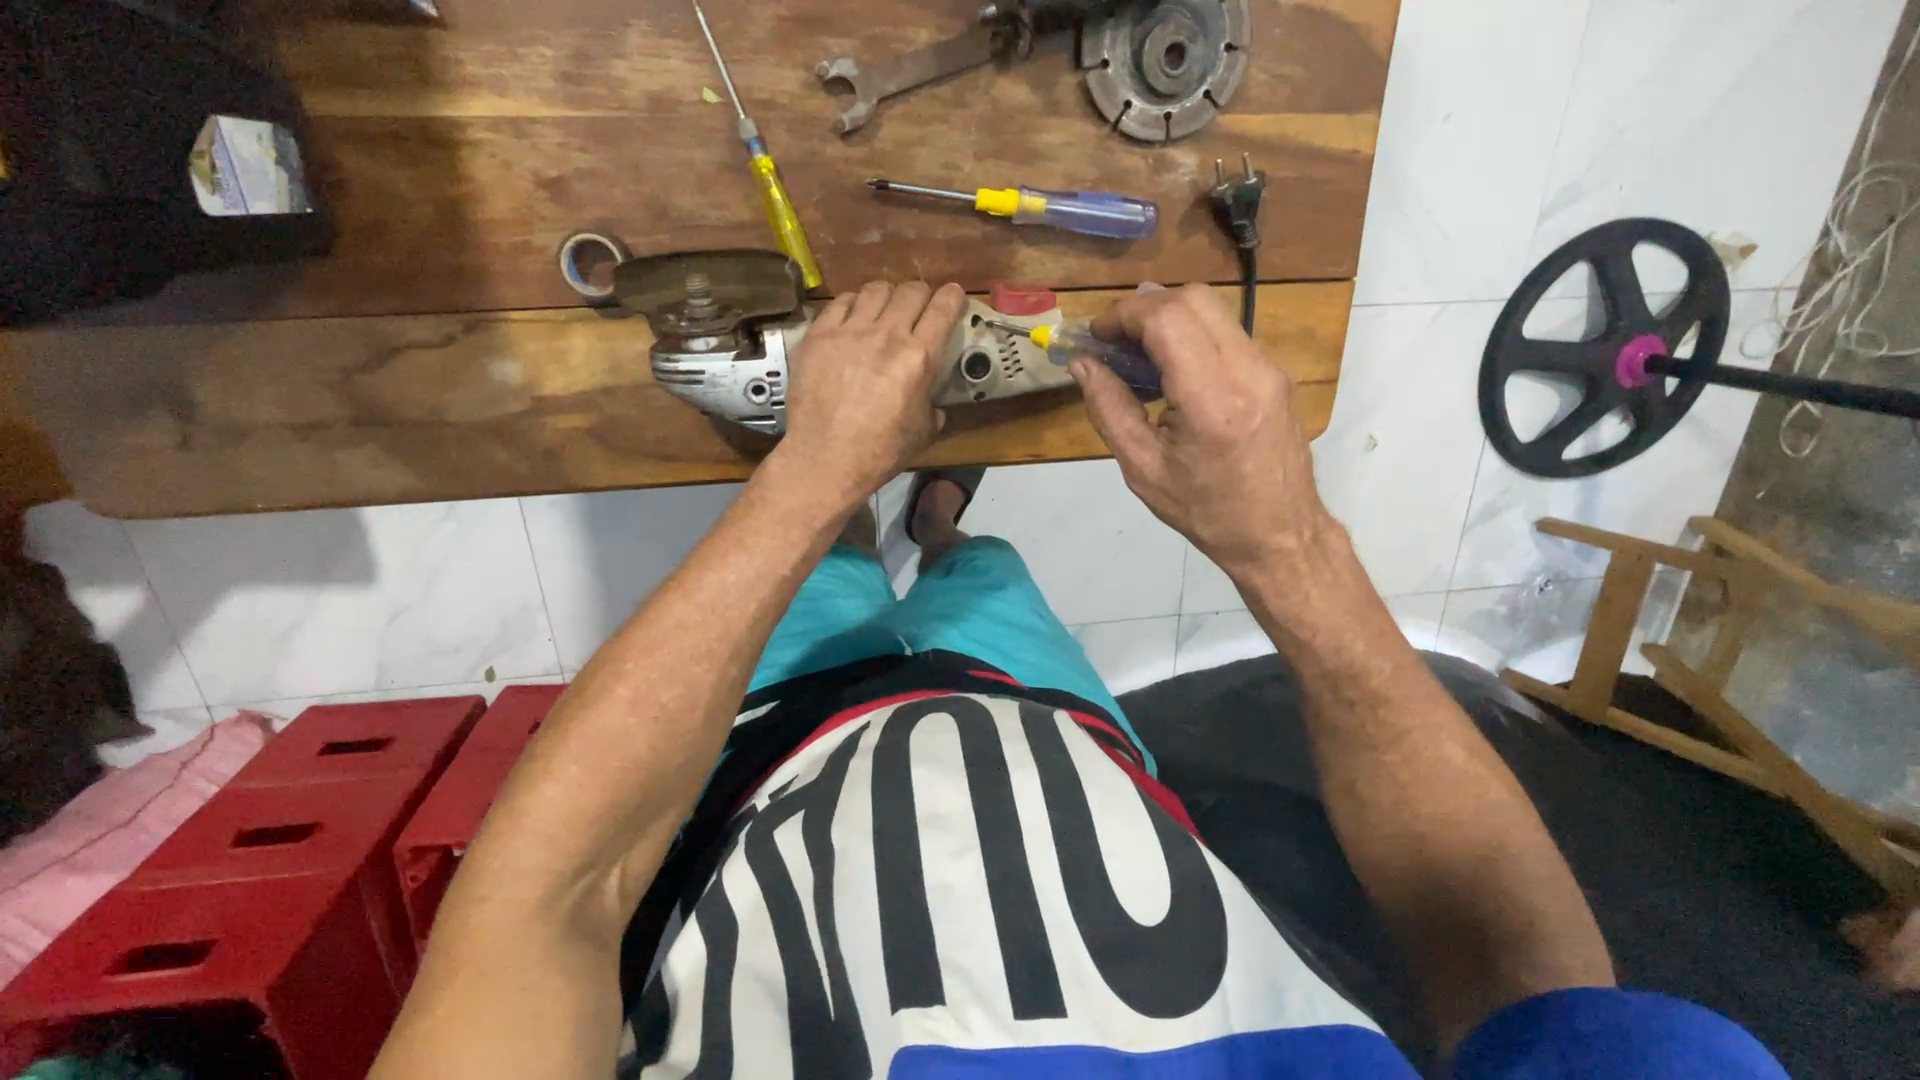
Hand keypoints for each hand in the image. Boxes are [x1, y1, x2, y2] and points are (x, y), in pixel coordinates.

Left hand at [778, 280, 966, 504]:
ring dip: (887, 296)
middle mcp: (887, 335)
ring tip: (884, 309)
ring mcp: (849, 332)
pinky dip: (853, 304)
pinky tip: (853, 318)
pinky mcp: (819, 336)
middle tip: (918, 307)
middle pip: (911, 291)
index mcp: (919, 358)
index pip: (943, 308)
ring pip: (876, 290)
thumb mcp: (923, 433)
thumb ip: (932, 408)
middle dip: (921, 294)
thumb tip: (933, 404)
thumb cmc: (880, 452)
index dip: (953, 297)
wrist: (825, 459)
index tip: (953, 297)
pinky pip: (840, 302)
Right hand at [1070, 283, 1338, 577]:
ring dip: (1167, 319)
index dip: (1123, 316)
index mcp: (1213, 402)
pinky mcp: (1275, 372)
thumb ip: (1109, 409)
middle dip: (1143, 308)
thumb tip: (1082, 363)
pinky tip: (1170, 371)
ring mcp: (1268, 368)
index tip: (1096, 337)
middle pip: (1192, 298)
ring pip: (1212, 310)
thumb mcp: (1143, 469)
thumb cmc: (1206, 511)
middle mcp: (1248, 372)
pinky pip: (1226, 332)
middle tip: (1113, 341)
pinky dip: (1190, 335)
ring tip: (1137, 356)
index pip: (1168, 319)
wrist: (1279, 533)